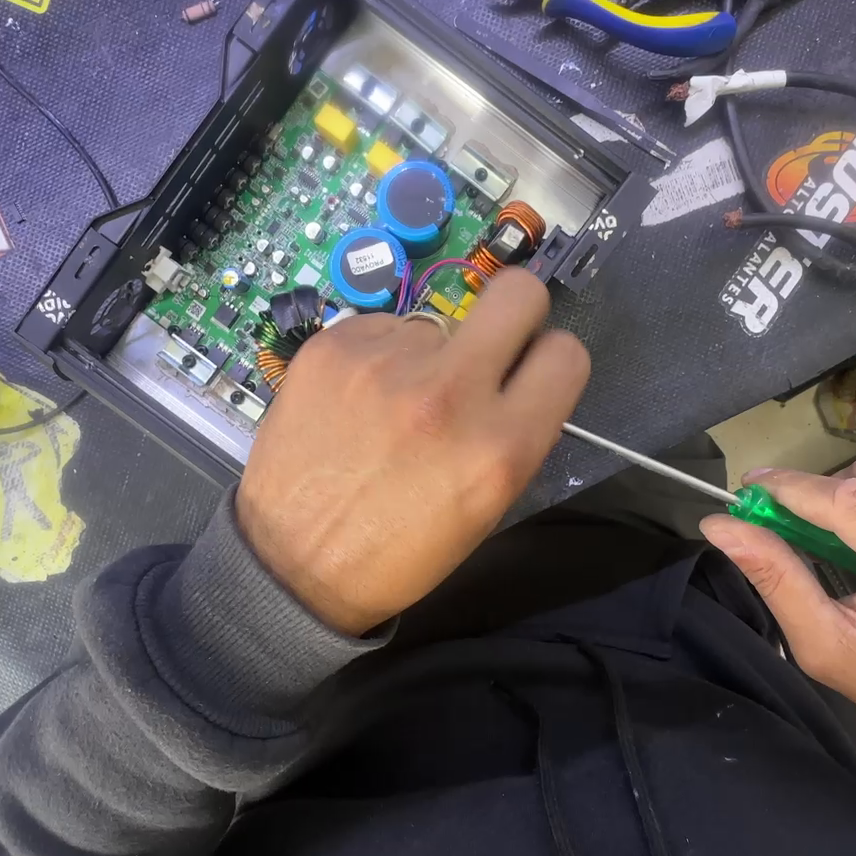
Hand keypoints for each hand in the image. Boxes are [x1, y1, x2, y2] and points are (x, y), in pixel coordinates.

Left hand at [236, 269, 588, 636]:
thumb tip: (515, 377)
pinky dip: (377, 356)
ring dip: (426, 355)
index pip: (567, 355)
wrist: (288, 563)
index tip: (527, 371)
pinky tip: (354, 400)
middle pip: (519, 292)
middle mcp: (448, 391)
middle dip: (514, 314)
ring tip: (390, 407)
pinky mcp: (331, 346)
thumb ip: (511, 437)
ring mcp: (384, 361)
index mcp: (499, 448)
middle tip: (484, 349)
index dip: (550, 360)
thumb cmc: (395, 553)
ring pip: (436, 322)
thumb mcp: (481, 512)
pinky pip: (380, 327)